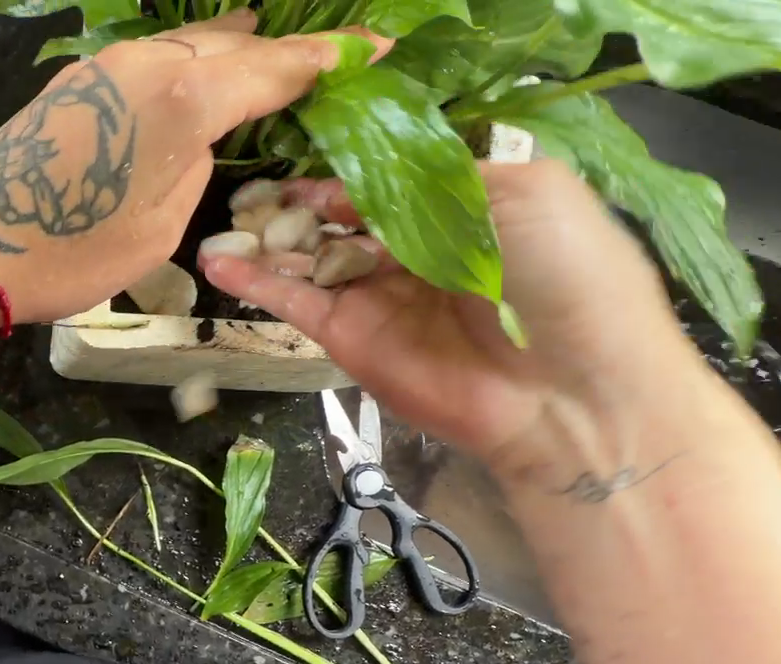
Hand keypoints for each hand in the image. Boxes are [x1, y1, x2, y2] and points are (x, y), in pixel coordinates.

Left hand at [0, 13, 378, 343]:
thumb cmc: (62, 257)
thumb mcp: (153, 232)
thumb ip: (191, 172)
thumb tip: (193, 142)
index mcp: (183, 97)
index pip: (276, 66)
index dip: (330, 60)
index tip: (377, 49)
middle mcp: (146, 62)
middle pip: (231, 44)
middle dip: (277, 55)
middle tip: (314, 71)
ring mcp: (100, 68)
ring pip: (184, 46)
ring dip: (225, 55)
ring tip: (258, 62)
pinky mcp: (68, 86)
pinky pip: (143, 64)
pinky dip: (179, 68)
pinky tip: (188, 80)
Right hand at [201, 160, 714, 473]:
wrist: (560, 388)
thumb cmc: (562, 278)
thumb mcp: (523, 196)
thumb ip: (440, 180)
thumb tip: (359, 185)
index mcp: (462, 211)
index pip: (389, 183)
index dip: (347, 171)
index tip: (304, 158)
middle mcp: (411, 252)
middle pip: (340, 220)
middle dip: (298, 205)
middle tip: (251, 195)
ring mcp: (372, 296)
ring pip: (308, 259)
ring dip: (266, 241)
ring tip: (222, 225)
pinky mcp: (343, 335)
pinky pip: (291, 302)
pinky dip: (253, 283)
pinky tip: (217, 264)